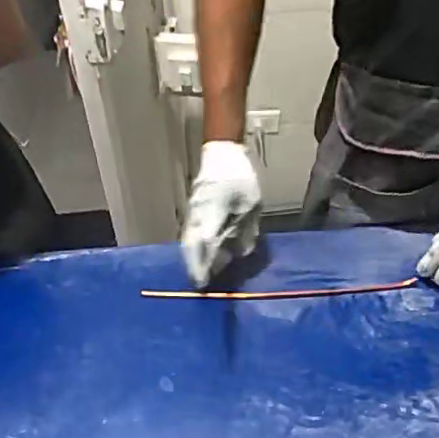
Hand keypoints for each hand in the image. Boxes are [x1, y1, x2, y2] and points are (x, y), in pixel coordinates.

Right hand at [180, 141, 262, 287]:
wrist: (220, 152)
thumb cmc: (239, 177)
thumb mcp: (251, 205)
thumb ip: (246, 231)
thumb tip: (241, 252)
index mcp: (213, 216)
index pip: (206, 248)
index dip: (204, 267)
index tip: (203, 284)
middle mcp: (198, 219)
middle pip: (191, 250)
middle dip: (194, 268)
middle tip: (199, 284)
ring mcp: (192, 216)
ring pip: (187, 244)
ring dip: (191, 261)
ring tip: (197, 274)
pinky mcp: (191, 214)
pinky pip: (188, 237)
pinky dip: (191, 250)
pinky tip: (197, 257)